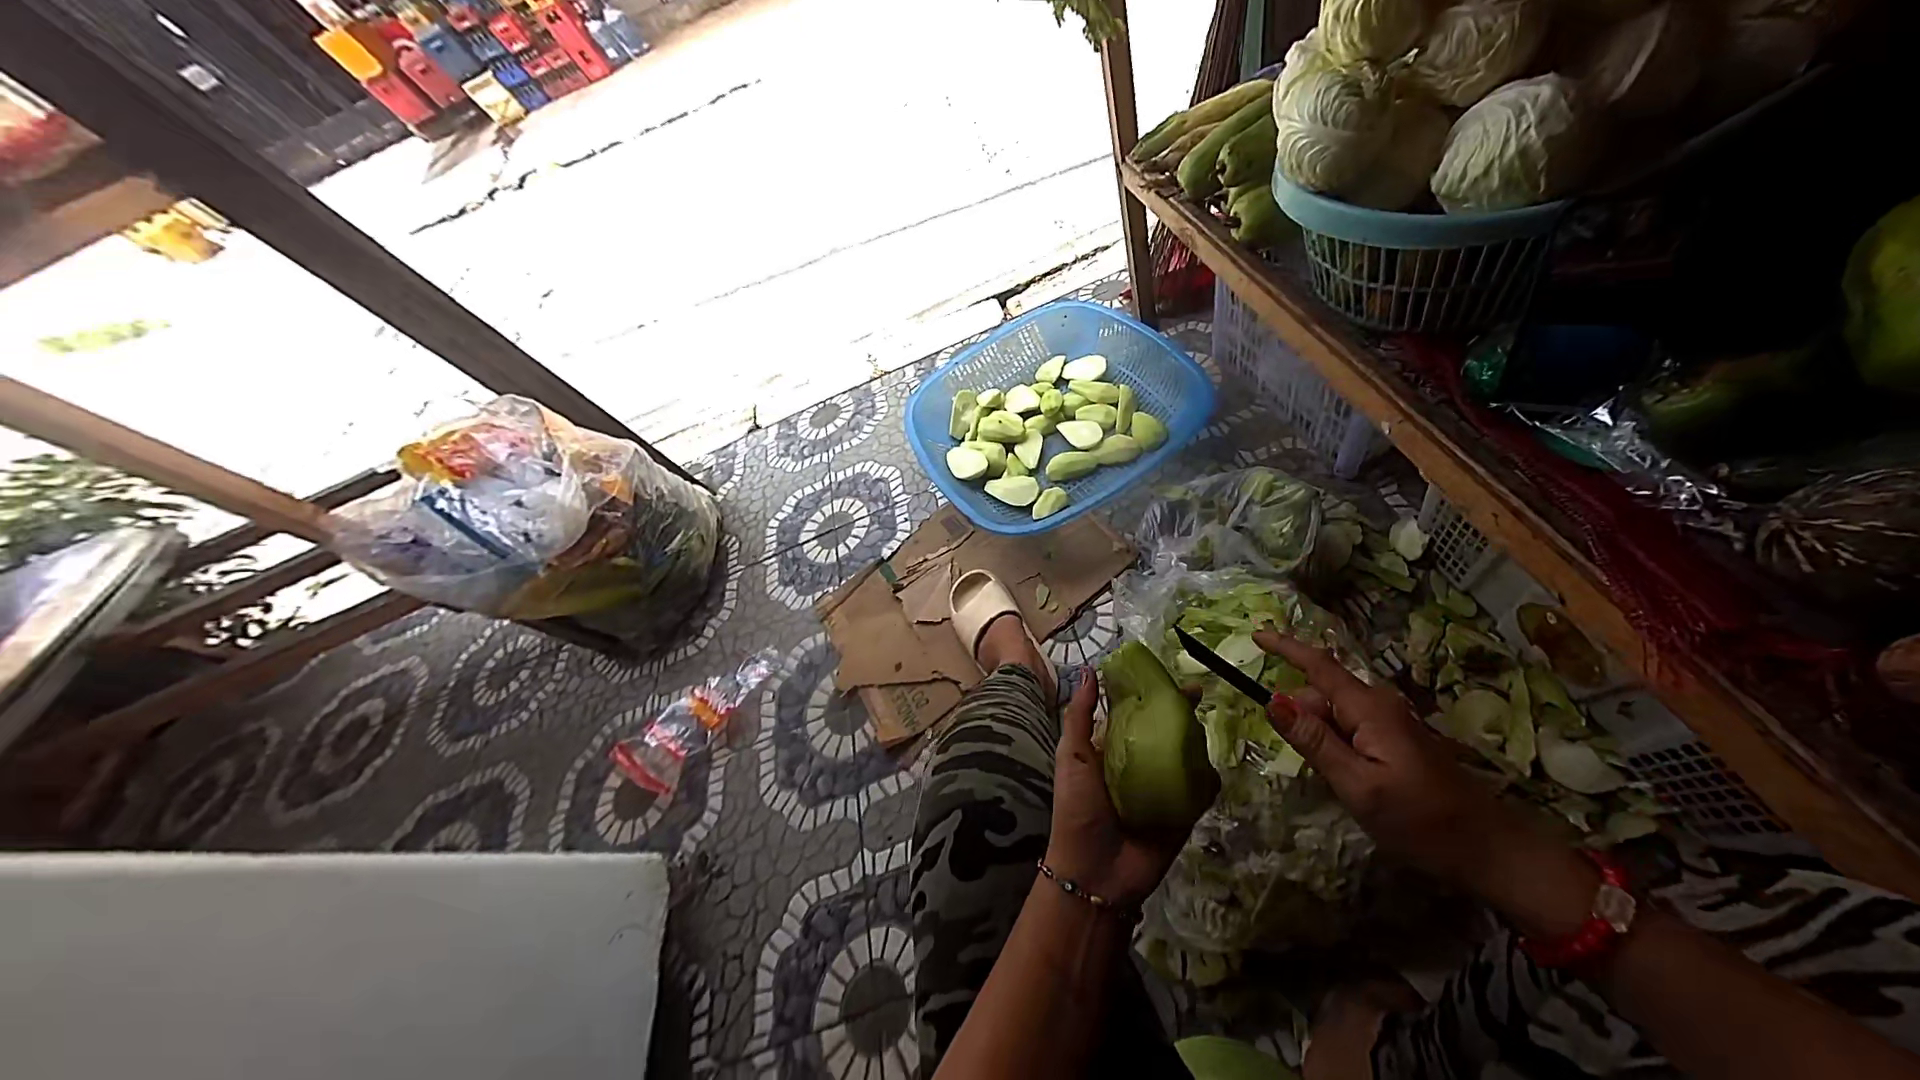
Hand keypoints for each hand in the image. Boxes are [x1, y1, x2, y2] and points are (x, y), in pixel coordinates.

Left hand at [1043, 669, 1191, 909]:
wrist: (1094, 875)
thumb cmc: (1076, 809)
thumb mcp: (1072, 757)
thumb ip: (1080, 716)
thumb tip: (1090, 671)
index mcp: (1110, 749)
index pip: (1134, 714)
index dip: (1149, 694)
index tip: (1166, 675)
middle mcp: (1137, 765)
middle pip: (1164, 732)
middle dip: (1179, 713)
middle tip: (1199, 695)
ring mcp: (1161, 790)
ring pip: (1185, 758)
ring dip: (1196, 741)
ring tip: (1209, 722)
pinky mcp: (1180, 815)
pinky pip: (1198, 792)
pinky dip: (1208, 779)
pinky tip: (1217, 764)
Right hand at [1253, 627, 1539, 894]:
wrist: (1491, 851)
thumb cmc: (1422, 821)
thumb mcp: (1358, 785)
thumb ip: (1314, 741)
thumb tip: (1272, 699)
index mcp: (1369, 709)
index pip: (1318, 664)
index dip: (1285, 646)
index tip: (1254, 633)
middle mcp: (1379, 705)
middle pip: (1320, 694)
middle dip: (1301, 718)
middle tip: (1314, 767)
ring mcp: (1390, 722)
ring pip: (1333, 713)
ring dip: (1319, 736)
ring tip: (1337, 781)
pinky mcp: (1396, 739)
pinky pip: (1349, 728)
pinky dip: (1335, 744)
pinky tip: (1350, 778)